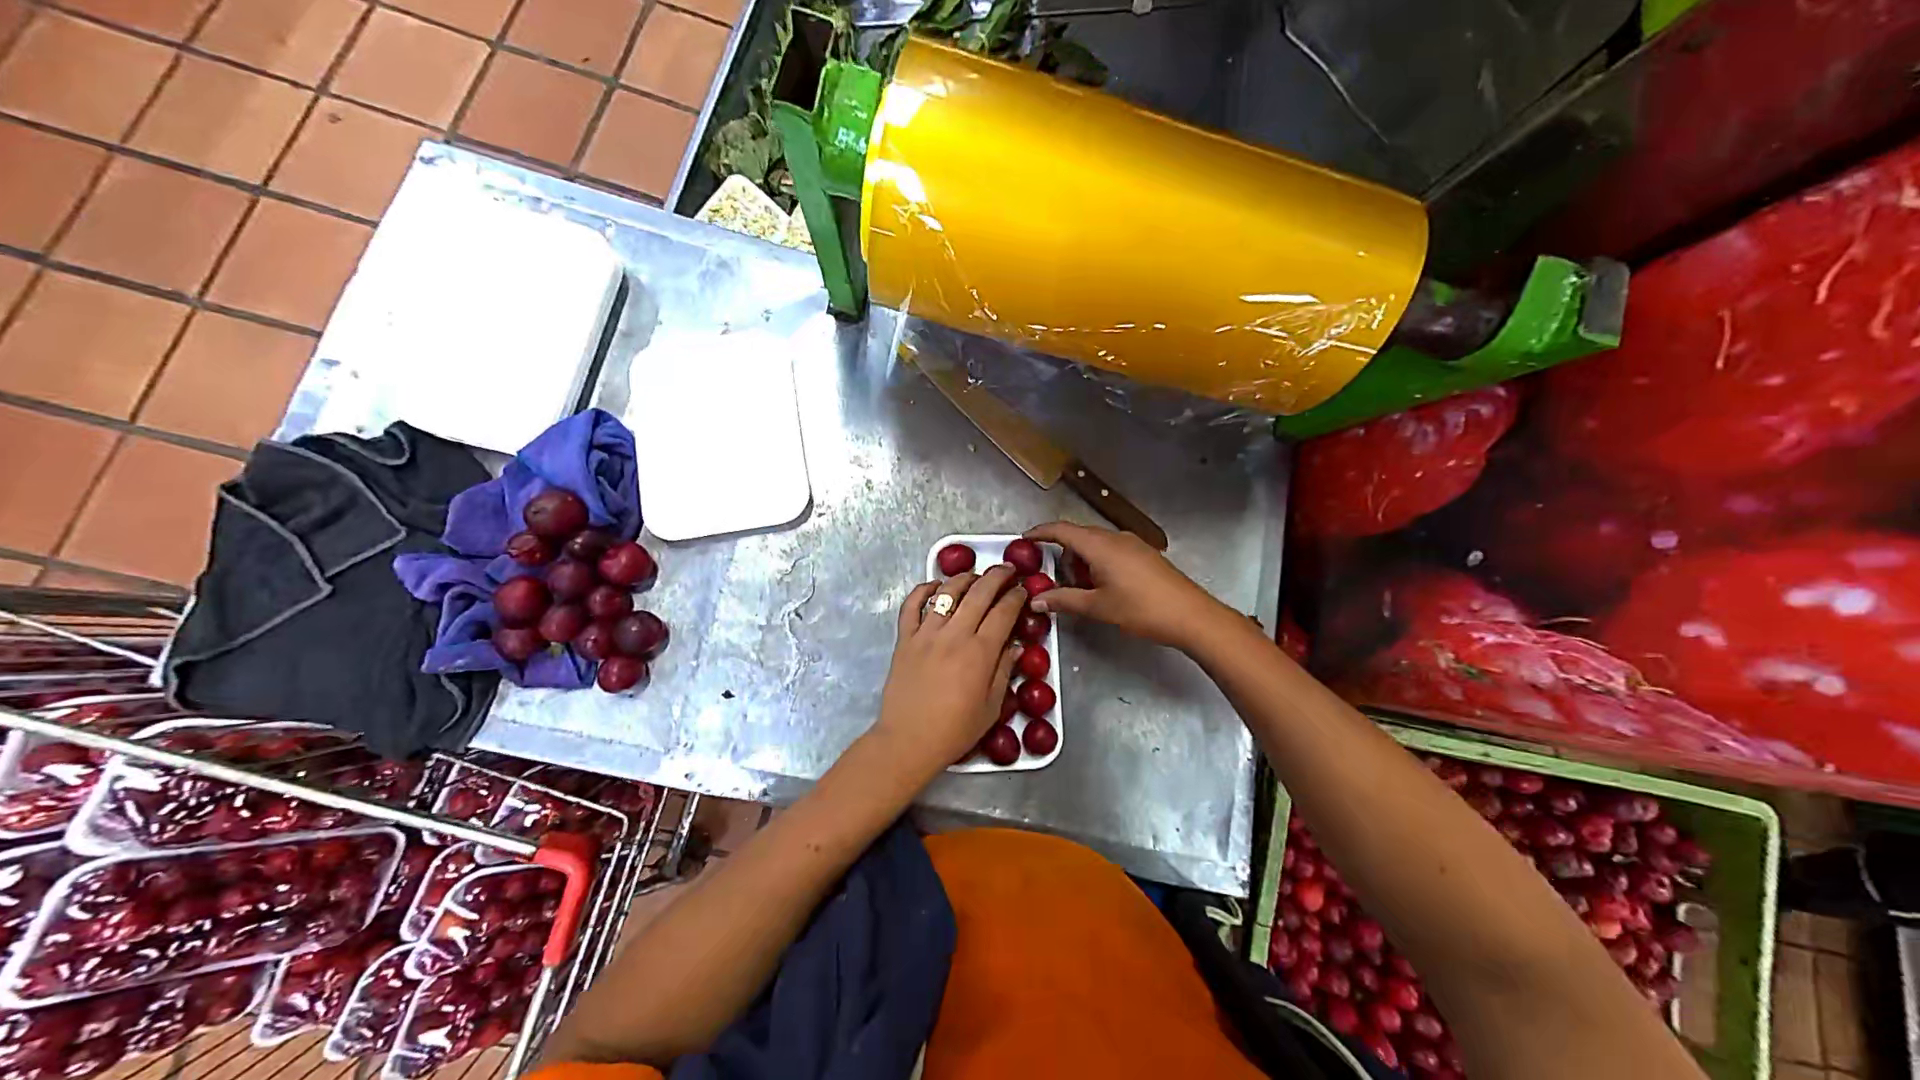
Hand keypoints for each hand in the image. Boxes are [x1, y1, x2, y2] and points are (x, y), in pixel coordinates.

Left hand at [872, 565, 1026, 772]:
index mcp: (980, 653)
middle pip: (979, 594)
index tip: (1022, 590)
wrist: (908, 740)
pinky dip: (922, 590)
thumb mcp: (991, 707)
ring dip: (964, 578)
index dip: (1016, 597)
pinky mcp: (904, 639)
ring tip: (975, 575)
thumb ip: (1004, 672)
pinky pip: (911, 606)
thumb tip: (1016, 646)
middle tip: (1006, 570)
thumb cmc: (954, 730)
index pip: (1003, 613)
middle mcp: (954, 635)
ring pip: (947, 593)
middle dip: (996, 577)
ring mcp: (926, 634)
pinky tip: (933, 585)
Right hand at [1024, 522, 1235, 650]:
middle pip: (1078, 536)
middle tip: (1048, 574)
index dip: (1041, 532)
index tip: (1024, 539)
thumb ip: (1063, 600)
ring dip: (1080, 560)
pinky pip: (1111, 550)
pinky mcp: (1144, 554)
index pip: (1062, 530)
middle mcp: (1115, 538)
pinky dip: (1097, 562)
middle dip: (1060, 552)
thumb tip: (1036, 600)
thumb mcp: (1098, 607)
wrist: (1191, 616)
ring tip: (1076, 586)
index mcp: (1100, 546)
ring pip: (1096, 544)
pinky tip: (1099, 585)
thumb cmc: (1142, 610)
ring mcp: (1132, 544)